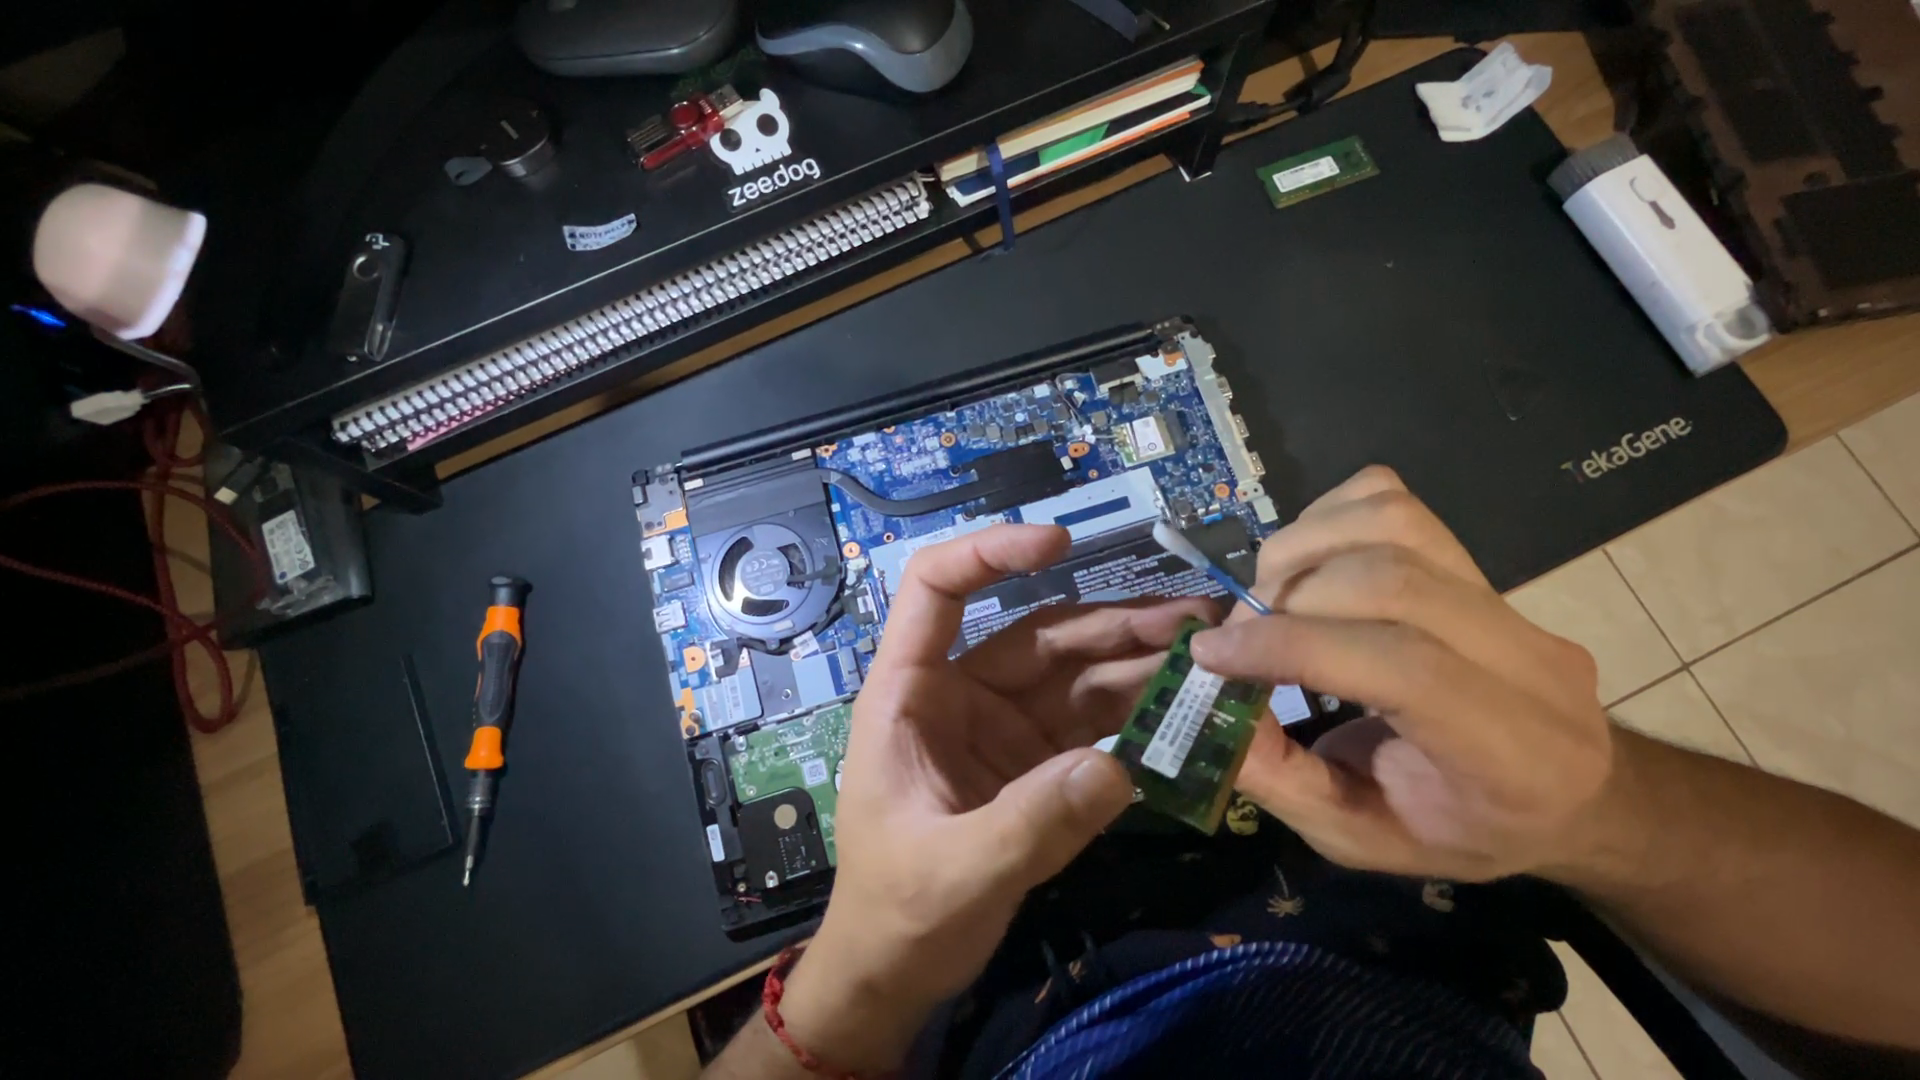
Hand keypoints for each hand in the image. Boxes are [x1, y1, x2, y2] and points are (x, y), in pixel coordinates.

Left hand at [780, 525, 1213, 1071]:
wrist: (896, 971)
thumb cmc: (897, 911)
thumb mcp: (957, 870)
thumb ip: (1032, 822)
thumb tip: (1118, 768)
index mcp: (910, 692)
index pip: (936, 589)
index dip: (990, 552)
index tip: (1061, 542)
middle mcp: (959, 694)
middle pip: (1039, 634)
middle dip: (1114, 623)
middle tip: (1195, 615)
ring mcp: (1002, 728)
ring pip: (1075, 676)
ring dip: (1138, 663)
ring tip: (1208, 651)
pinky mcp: (1034, 764)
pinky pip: (1091, 727)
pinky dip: (1137, 717)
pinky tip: (1185, 709)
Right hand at [1189, 466, 1615, 881]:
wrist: (1565, 795)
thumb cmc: (1459, 830)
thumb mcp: (1359, 837)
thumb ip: (1282, 779)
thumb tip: (1209, 701)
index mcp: (1511, 753)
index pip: (1404, 667)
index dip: (1291, 647)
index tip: (1210, 655)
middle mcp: (1528, 660)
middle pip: (1392, 581)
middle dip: (1284, 598)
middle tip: (1233, 637)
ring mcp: (1511, 601)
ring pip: (1394, 523)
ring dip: (1301, 549)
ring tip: (1267, 598)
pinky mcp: (1482, 564)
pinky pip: (1395, 503)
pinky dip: (1329, 518)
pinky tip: (1306, 566)